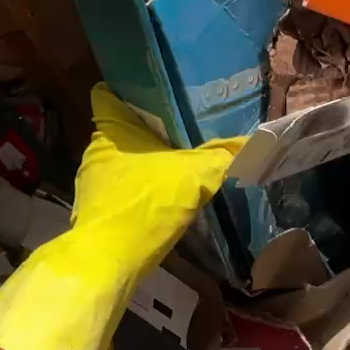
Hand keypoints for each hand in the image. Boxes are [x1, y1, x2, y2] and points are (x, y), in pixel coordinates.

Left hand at [0, 85, 243, 349]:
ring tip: (176, 161)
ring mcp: (91, 186)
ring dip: (143, 163)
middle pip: (118, 130)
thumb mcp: (195, 176)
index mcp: (109, 131)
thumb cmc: (145, 206)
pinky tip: (162, 198)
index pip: (106, 93)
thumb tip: (258, 142)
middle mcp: (94, 153)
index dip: (127, 87)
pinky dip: (139, 190)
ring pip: (120, 162)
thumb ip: (224, 157)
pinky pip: (121, 191)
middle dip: (144, 129)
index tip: (153, 89)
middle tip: (179, 126)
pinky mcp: (96, 214)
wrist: (108, 263)